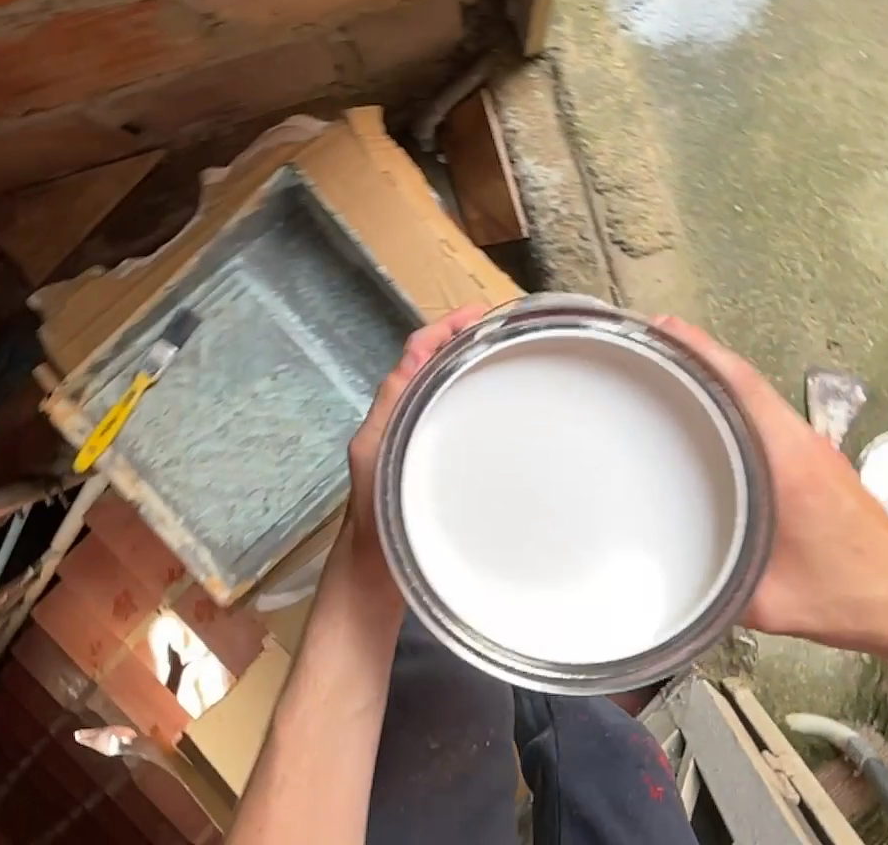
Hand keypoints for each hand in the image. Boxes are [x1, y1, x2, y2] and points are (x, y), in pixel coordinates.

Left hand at [339, 305, 486, 590]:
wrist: (378, 572)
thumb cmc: (376, 517)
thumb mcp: (377, 455)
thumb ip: (392, 406)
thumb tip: (416, 353)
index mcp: (392, 410)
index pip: (418, 354)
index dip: (444, 329)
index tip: (481, 315)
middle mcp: (408, 418)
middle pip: (436, 367)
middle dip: (466, 342)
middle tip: (507, 333)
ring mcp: (424, 441)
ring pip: (448, 392)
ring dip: (472, 369)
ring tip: (510, 360)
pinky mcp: (441, 464)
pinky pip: (459, 422)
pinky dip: (477, 404)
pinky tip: (503, 411)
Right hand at [653, 316, 887, 656]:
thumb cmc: (851, 597)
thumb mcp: (768, 600)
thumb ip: (715, 580)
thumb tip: (668, 571)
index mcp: (789, 465)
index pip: (742, 388)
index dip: (700, 352)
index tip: (664, 329)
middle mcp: (804, 444)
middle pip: (746, 380)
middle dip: (698, 354)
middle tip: (653, 341)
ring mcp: (816, 448)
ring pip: (759, 394)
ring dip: (719, 374)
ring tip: (673, 368)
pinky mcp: (819, 460)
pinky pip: (769, 414)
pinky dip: (737, 398)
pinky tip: (714, 410)